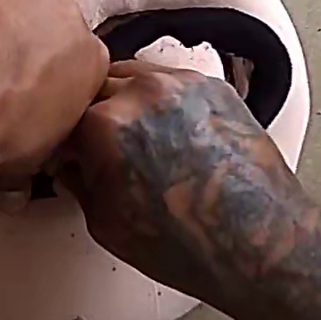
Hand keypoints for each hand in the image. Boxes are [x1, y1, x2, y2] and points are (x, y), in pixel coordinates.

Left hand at [0, 0, 108, 176]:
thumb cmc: (5, 123)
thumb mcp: (33, 158)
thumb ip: (34, 160)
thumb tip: (13, 190)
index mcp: (92, 61)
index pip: (81, 65)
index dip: (54, 79)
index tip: (31, 91)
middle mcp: (68, 19)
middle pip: (50, 28)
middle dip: (29, 48)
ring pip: (15, 7)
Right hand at [55, 61, 312, 307]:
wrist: (264, 245)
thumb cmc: (191, 243)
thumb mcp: (105, 222)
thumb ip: (75, 181)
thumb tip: (66, 163)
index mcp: (104, 125)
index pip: (59, 115)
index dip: (57, 137)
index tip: (63, 151)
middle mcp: (140, 93)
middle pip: (90, 87)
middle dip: (86, 114)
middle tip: (93, 144)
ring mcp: (179, 84)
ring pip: (126, 73)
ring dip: (117, 97)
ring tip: (127, 132)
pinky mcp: (211, 85)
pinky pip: (164, 78)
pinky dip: (152, 96)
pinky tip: (160, 128)